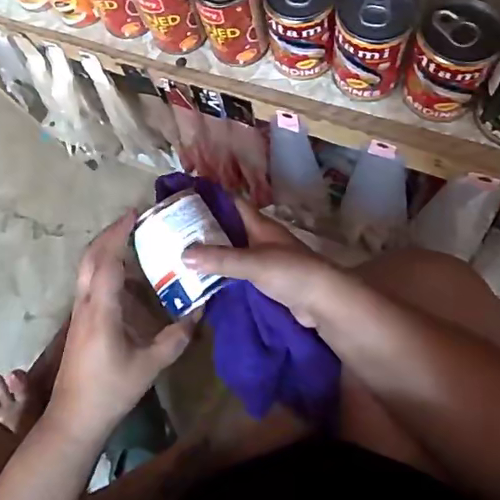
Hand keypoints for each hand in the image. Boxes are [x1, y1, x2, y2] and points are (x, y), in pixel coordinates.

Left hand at [46, 210, 194, 439]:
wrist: (74, 418)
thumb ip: (175, 338)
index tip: (135, 215)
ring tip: (130, 239)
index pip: (106, 260)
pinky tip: (123, 274)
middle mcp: (85, 304)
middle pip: (90, 257)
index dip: (119, 234)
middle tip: (133, 220)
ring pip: (86, 268)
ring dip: (104, 248)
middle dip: (109, 234)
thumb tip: (198, 313)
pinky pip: (89, 281)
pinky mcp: (79, 321)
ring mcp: (78, 312)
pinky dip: (103, 266)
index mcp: (101, 309)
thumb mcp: (150, 365)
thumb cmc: (111, 390)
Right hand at [181, 203, 345, 327]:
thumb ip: (220, 259)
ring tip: (183, 252)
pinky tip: (205, 277)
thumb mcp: (252, 263)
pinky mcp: (267, 280)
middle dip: (205, 226)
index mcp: (260, 225)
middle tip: (175, 228)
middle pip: (229, 226)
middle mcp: (261, 237)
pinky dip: (222, 271)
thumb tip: (184, 255)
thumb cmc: (291, 272)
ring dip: (213, 251)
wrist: (324, 303)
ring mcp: (265, 258)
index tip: (185, 195)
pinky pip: (238, 270)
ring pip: (233, 249)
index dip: (211, 196)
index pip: (232, 202)